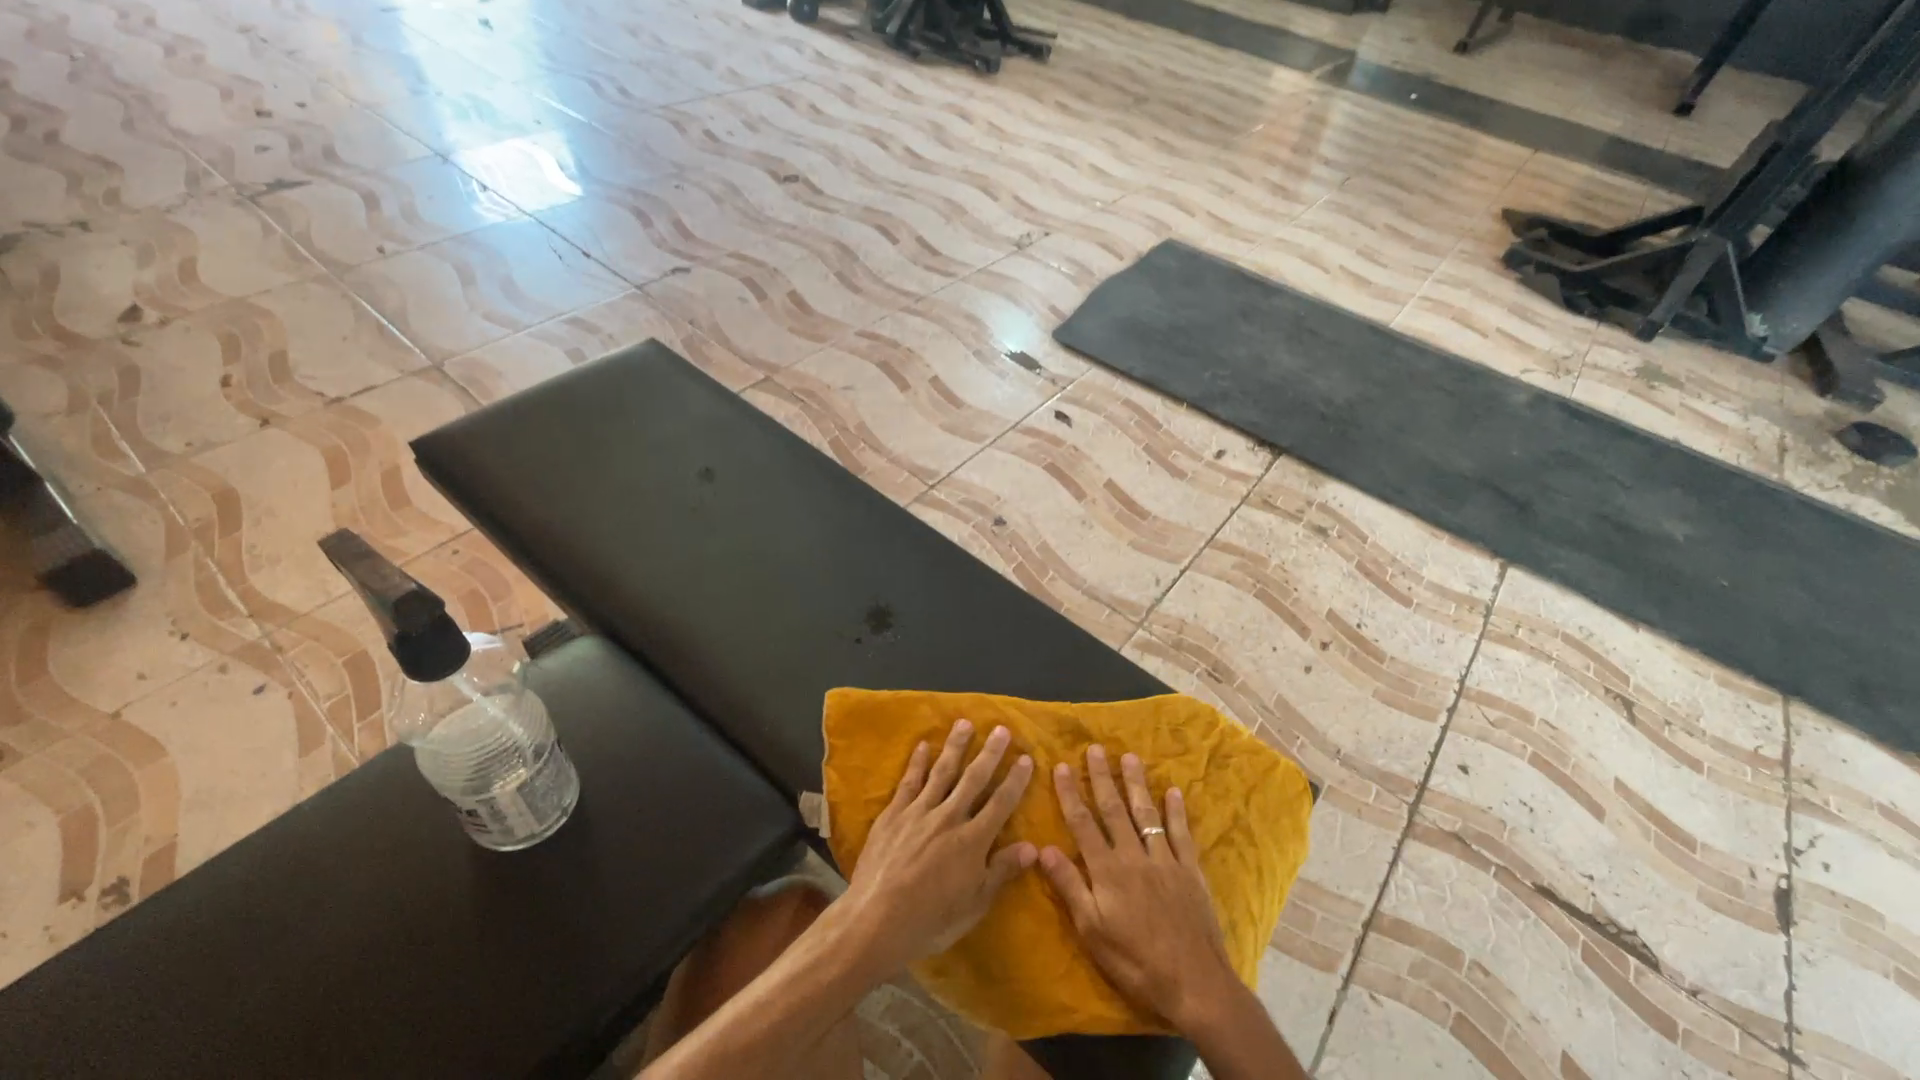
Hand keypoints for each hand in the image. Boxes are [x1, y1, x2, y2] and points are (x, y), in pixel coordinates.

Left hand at [840, 719, 1037, 975]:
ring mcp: (918, 813)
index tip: (1026, 758)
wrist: (877, 918)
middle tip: (1001, 729)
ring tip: (964, 723)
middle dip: (990, 753)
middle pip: (973, 779)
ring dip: (955, 747)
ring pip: (942, 773)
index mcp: (973, 840)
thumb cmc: (931, 919)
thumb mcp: (975, 904)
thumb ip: (1001, 871)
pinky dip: (917, 763)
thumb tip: (1032, 847)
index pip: (1000, 803)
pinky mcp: (892, 815)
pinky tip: (923, 746)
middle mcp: (948, 818)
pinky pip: (908, 783)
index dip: (1015, 780)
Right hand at [1040, 745, 1238, 1030]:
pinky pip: (1180, 833)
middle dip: (1103, 778)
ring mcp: (1165, 861)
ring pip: (1146, 814)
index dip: (1072, 794)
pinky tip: (1173, 792)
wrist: (1193, 981)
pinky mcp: (1190, 871)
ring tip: (1130, 757)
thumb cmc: (1134, 961)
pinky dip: (1176, 811)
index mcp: (1107, 871)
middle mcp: (1134, 856)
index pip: (1083, 824)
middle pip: (1115, 810)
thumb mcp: (1091, 931)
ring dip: (1137, 784)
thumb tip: (1044, 848)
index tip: (1063, 766)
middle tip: (1095, 748)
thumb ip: (1070, 887)